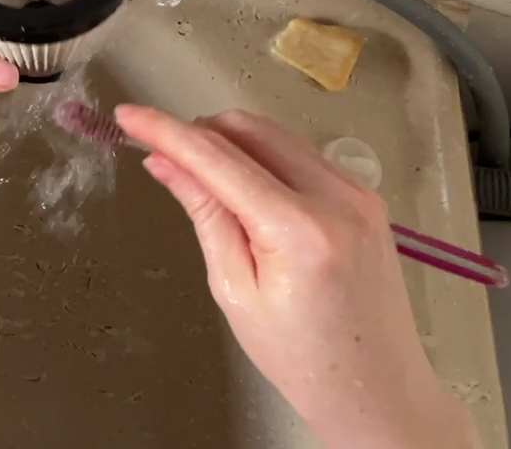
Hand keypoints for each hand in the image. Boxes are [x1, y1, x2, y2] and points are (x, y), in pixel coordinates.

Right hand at [116, 106, 476, 448]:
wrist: (383, 396)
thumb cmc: (302, 358)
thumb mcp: (234, 288)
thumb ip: (203, 212)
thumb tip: (163, 161)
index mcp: (300, 231)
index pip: (215, 157)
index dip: (164, 129)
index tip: (127, 115)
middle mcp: (336, 198)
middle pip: (245, 128)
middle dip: (197, 133)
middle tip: (166, 161)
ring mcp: (357, 192)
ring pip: (270, 131)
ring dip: (227, 140)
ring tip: (204, 180)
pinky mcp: (364, 195)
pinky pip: (296, 149)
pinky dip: (258, 153)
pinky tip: (245, 187)